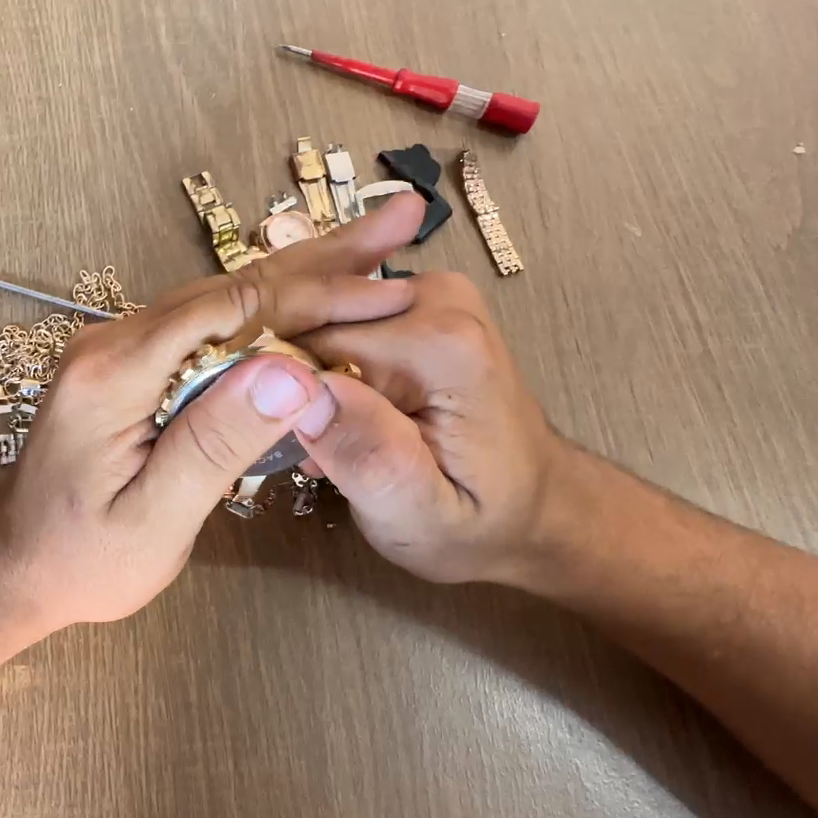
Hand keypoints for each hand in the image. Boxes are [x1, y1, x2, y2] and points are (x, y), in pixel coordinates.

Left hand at [0, 196, 427, 629]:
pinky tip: (304, 299)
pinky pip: (202, 326)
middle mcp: (109, 342)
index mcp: (114, 372)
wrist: (18, 564)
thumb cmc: (84, 559)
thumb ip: (215, 442)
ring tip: (370, 250)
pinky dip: (261, 311)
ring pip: (218, 300)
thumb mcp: (154, 517)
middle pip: (226, 289)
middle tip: (399, 221)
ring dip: (296, 278)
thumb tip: (293, 371)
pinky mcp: (124, 365)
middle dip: (318, 263)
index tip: (386, 292)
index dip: (311, 296)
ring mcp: (114, 349)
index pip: (228, 309)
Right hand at [294, 270, 573, 587]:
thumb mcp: (418, 514)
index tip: (291, 445)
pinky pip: (336, 325)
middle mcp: (434, 297)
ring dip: (306, 382)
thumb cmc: (478, 523)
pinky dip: (326, 371)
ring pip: (316, 322)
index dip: (283, 395)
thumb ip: (367, 456)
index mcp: (439, 341)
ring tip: (328, 440)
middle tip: (311, 451)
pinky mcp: (415, 304)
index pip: (309, 344)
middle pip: (311, 324)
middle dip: (293, 387)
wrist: (533, 507)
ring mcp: (427, 293)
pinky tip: (342, 417)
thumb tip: (302, 394)